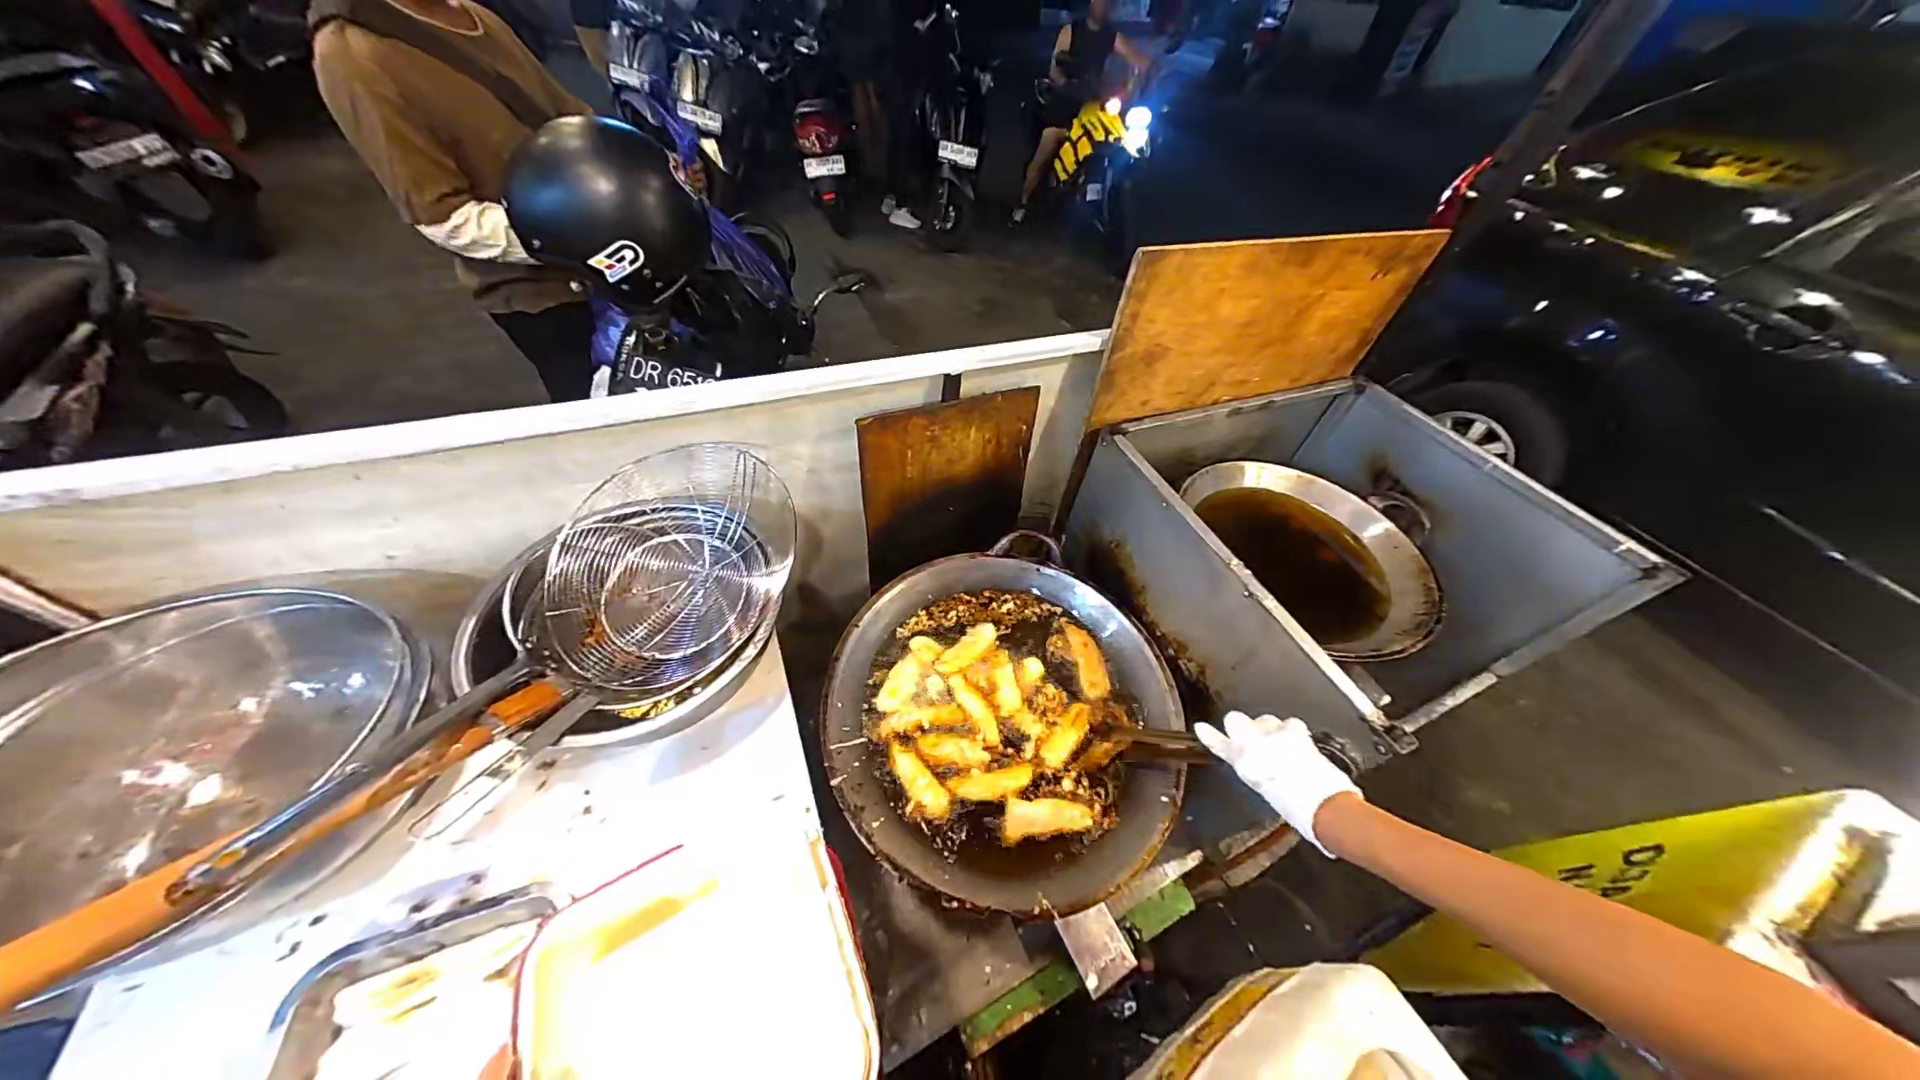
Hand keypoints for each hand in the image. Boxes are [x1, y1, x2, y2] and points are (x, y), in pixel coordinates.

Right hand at [1193, 712, 1360, 856]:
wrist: (1325, 807)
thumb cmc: (1295, 810)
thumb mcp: (1264, 790)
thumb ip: (1254, 770)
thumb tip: (1255, 763)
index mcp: (1243, 764)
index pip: (1219, 744)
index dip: (1209, 736)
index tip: (1201, 727)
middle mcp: (1253, 744)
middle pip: (1235, 719)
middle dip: (1242, 726)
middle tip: (1256, 740)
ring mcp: (1274, 735)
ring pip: (1263, 719)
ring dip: (1268, 727)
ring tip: (1280, 743)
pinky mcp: (1296, 732)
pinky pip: (1289, 723)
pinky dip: (1291, 730)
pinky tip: (1297, 741)